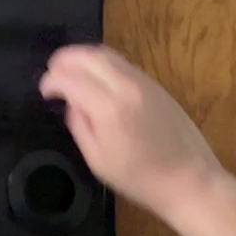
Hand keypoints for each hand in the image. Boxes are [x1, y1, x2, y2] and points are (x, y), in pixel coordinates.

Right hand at [39, 44, 235, 224]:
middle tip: (52, 74)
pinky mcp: (155, 84)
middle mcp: (126, 86)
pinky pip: (121, 63)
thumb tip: (70, 102)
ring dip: (83, 58)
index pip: (70, 79)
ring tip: (70, 72)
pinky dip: (101, 64)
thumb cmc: (140, 179)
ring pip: (106, 54)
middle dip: (64, 60)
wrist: (191, 181)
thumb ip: (79, 125)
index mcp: (109, 108)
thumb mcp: (97, 160)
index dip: (51, 81)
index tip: (44, 92)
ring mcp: (144, 82)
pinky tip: (95, 79)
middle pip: (87, 55)